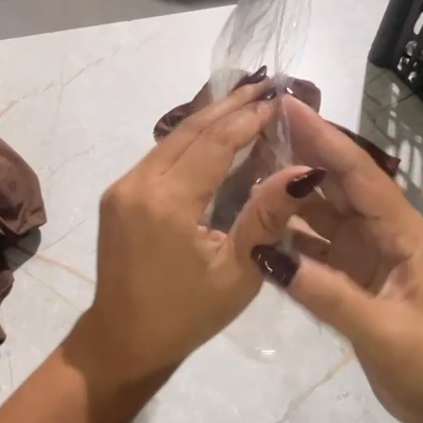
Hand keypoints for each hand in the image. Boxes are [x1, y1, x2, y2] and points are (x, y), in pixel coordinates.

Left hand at [72, 76, 316, 385]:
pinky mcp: (119, 193)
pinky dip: (191, 140)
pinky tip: (215, 133)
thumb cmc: (187, 315)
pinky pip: (160, 155)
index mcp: (167, 201)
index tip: (280, 98)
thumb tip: (303, 170)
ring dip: (210, 119)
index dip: (249, 118)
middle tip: (267, 84)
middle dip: (230, 106)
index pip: (214, 143)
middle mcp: (138, 182)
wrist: (123, 339)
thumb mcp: (239, 272)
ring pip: (172, 139)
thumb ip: (267, 216)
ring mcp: (123, 185)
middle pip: (190, 131)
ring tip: (247, 99)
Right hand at [256, 97, 422, 422]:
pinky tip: (258, 221)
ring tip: (246, 165)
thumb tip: (266, 255)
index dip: (323, 138)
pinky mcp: (353, 275)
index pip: (358, 174)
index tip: (288, 105)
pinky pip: (315, 243)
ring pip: (323, 209)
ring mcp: (367, 253)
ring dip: (289, 190)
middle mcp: (384, 232)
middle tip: (255, 125)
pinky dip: (288, 231)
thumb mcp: (383, 333)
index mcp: (403, 233)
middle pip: (338, 182)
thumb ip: (325, 293)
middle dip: (301, 151)